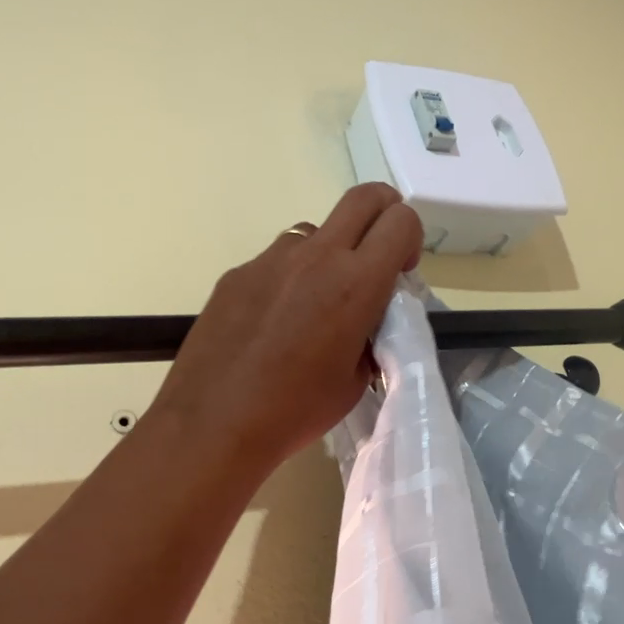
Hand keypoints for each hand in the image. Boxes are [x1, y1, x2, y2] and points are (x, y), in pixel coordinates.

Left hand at [147, 183, 422, 466]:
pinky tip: (270, 326)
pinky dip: (288, 279)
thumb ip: (371, 332)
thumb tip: (368, 317)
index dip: (410, 239)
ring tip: (313, 307)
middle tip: (376, 256)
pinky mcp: (237, 273)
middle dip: (382, 213)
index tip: (399, 272)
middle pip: (363, 198)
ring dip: (328, 253)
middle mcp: (315, 256)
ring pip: (314, 231)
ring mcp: (270, 260)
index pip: (401, 220)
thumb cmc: (295, 411)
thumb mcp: (355, 378)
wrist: (213, 425)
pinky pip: (275, 260)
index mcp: (355, 283)